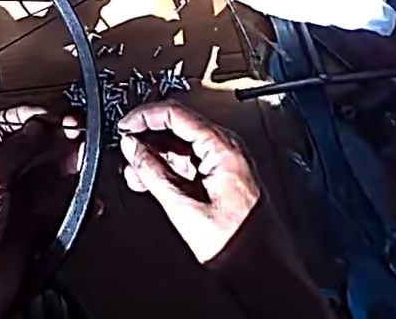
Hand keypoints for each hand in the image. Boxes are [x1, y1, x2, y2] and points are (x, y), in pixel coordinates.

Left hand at [0, 108, 80, 318]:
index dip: (35, 116)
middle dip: (59, 138)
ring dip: (72, 163)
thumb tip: (35, 126)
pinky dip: (78, 200)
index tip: (55, 114)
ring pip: (53, 173)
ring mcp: (20, 200)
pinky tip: (88, 196)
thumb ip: (12, 151)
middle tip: (79, 132)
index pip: (12, 125)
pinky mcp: (36, 226)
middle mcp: (2, 175)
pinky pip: (63, 206)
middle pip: (37, 147)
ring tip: (87, 158)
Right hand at [118, 101, 325, 316]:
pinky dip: (168, 168)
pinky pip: (190, 161)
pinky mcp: (223, 177)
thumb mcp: (184, 208)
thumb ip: (153, 172)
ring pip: (180, 145)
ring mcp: (226, 162)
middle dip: (147, 138)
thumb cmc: (241, 249)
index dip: (144, 116)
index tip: (125, 125)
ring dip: (155, 156)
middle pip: (177, 126)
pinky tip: (151, 181)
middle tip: (127, 149)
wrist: (269, 281)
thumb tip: (132, 148)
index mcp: (222, 146)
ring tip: (135, 171)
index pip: (174, 113)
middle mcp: (226, 148)